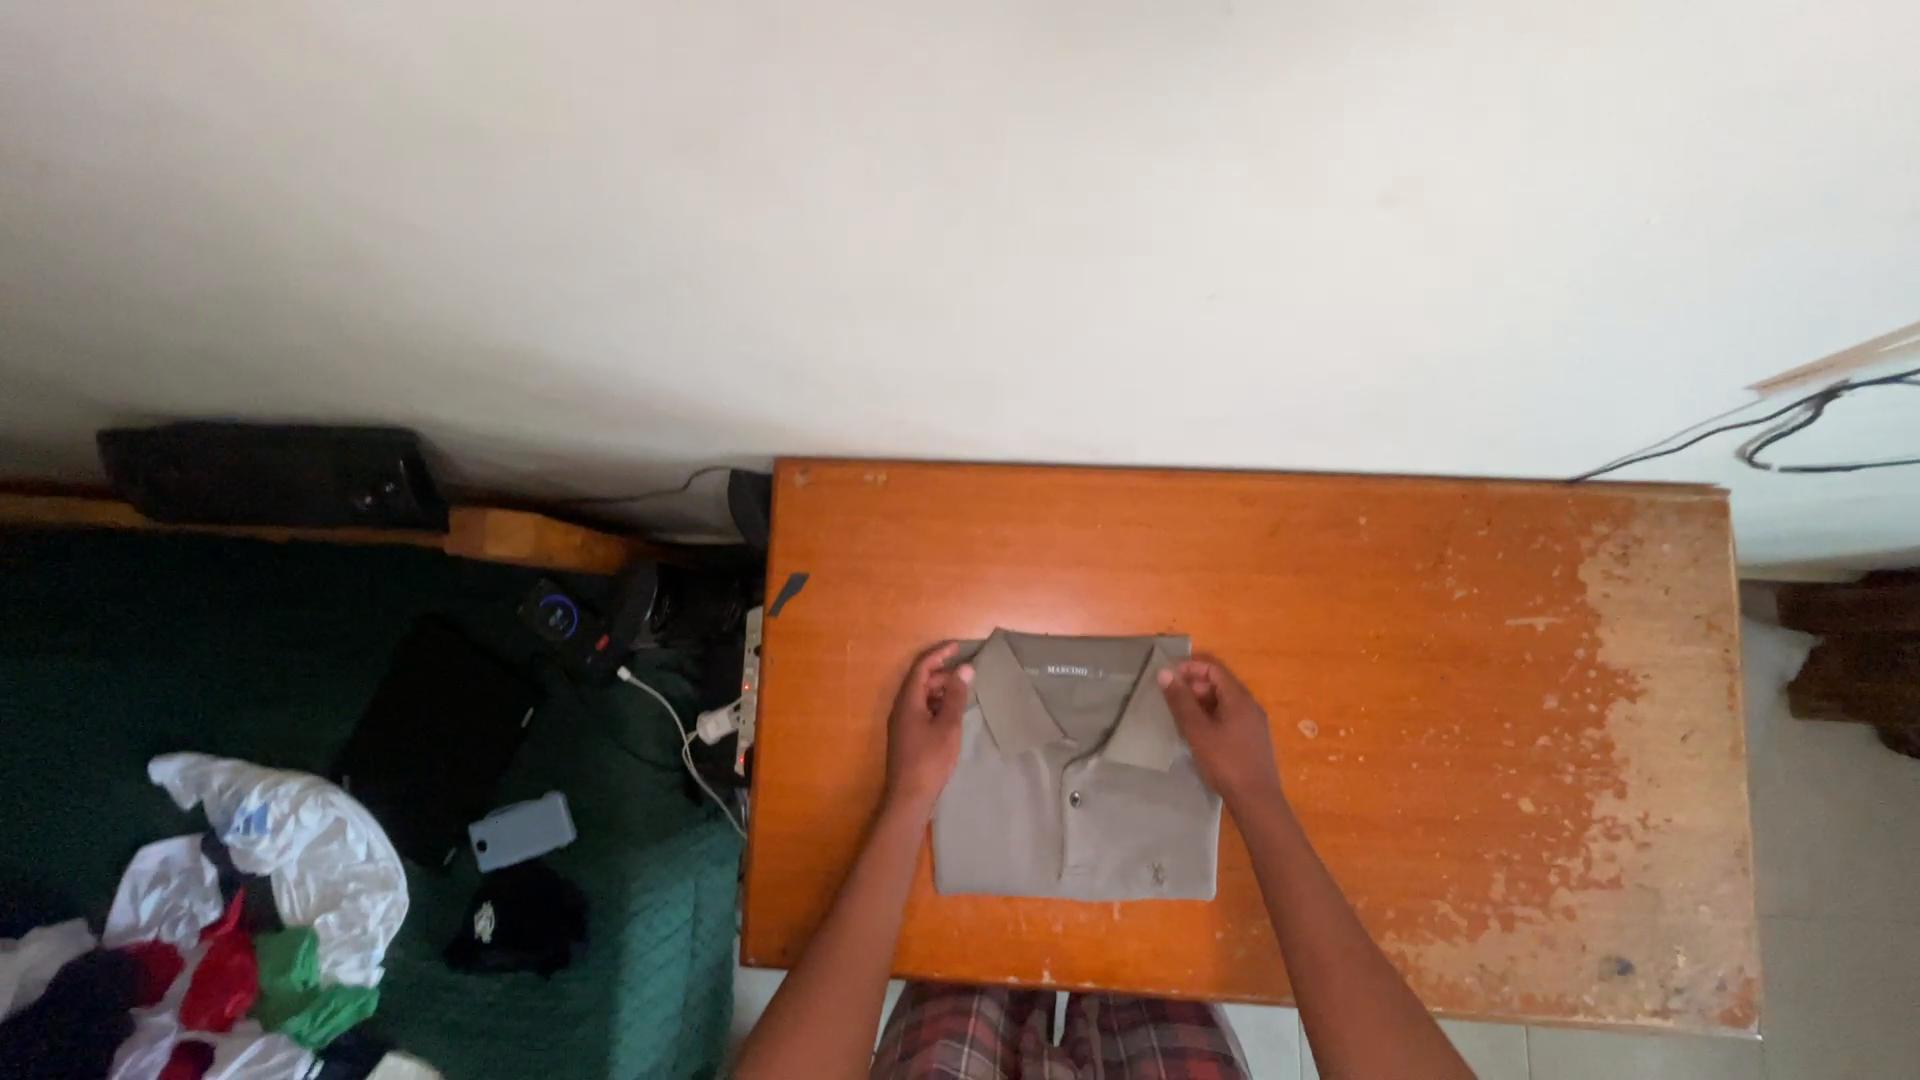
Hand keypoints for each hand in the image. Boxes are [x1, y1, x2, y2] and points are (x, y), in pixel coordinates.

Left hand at [883, 642, 973, 818]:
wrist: (909, 797)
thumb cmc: (930, 760)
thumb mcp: (948, 726)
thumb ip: (956, 696)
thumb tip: (964, 669)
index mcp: (907, 701)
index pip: (921, 667)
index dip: (939, 654)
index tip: (958, 646)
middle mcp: (901, 708)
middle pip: (920, 681)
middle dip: (942, 673)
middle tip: (966, 676)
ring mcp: (902, 723)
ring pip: (921, 697)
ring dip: (940, 690)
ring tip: (962, 694)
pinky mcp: (906, 737)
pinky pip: (921, 711)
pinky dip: (936, 706)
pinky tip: (952, 715)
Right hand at [1158, 654, 1284, 813]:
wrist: (1256, 800)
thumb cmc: (1225, 762)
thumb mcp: (1197, 730)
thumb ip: (1180, 700)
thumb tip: (1165, 672)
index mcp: (1240, 698)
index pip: (1213, 669)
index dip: (1189, 668)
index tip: (1167, 678)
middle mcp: (1250, 705)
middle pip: (1220, 683)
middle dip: (1193, 685)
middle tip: (1170, 698)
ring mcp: (1253, 722)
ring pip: (1224, 700)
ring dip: (1200, 701)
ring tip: (1179, 714)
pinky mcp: (1252, 737)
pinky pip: (1229, 715)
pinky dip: (1211, 714)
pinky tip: (1197, 731)